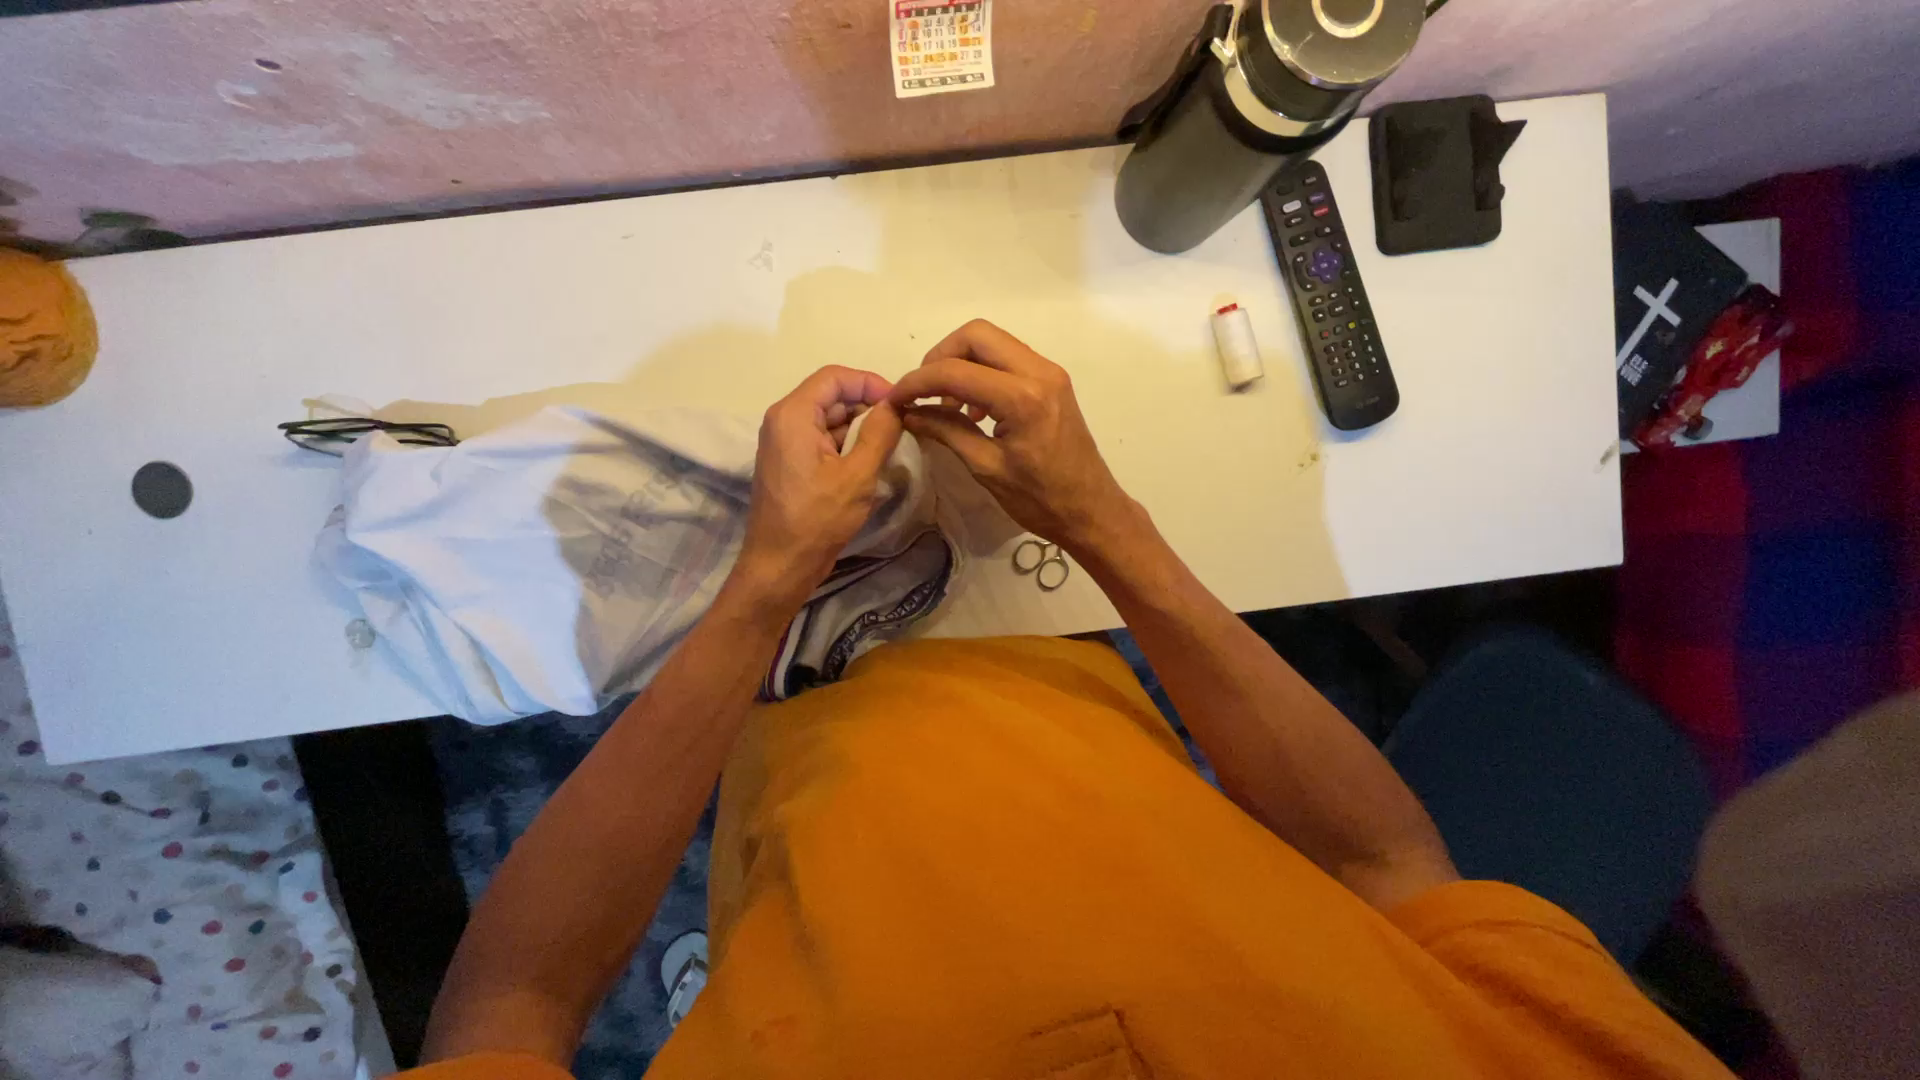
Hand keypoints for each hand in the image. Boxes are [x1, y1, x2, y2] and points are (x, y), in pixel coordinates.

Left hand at [732, 366, 904, 609]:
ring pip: (828, 419)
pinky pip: (821, 440)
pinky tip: (868, 464)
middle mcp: (782, 421)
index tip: (900, 402)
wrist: (781, 566)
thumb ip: (879, 433)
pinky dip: (846, 445)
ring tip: (890, 447)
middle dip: (867, 406)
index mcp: (792, 415)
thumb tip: (895, 405)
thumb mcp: (857, 475)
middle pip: (831, 396)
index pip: (835, 377)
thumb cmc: (817, 520)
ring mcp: (784, 443)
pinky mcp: (790, 464)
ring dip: (859, 428)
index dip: (870, 382)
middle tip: (901, 426)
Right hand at [888, 319, 1135, 554]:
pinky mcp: (1052, 380)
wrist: (1091, 510)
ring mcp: (1049, 372)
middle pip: (976, 335)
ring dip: (961, 363)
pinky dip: (982, 370)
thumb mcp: (986, 467)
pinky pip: (1008, 358)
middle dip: (940, 357)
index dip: (917, 382)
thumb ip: (945, 431)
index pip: (955, 371)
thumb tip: (908, 413)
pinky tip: (972, 408)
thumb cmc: (1040, 500)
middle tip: (923, 392)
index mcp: (1022, 399)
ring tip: (946, 404)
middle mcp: (1039, 372)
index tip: (895, 399)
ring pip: (992, 341)